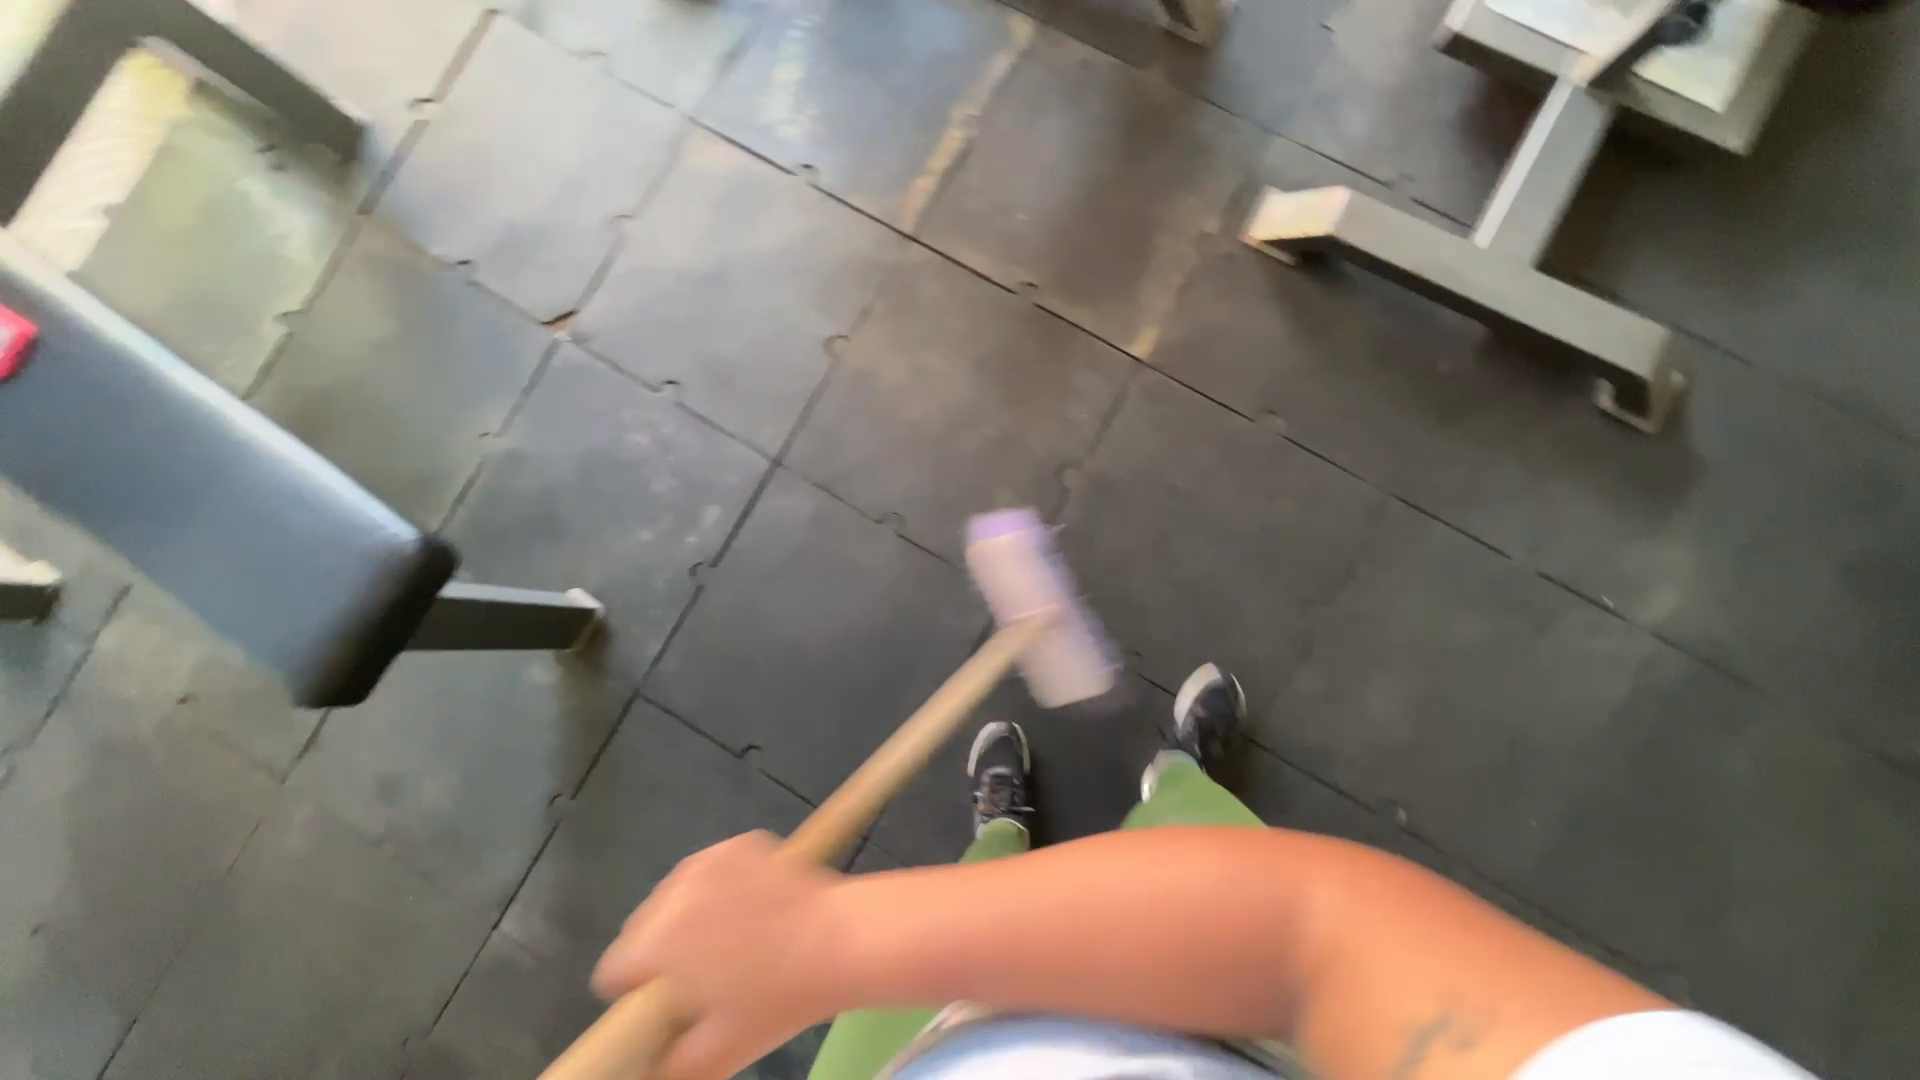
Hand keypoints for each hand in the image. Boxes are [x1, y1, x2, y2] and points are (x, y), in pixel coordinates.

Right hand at [593, 832, 852, 1079]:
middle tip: (701, 973)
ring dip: (686, 915)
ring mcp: (707, 861)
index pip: (613, 969)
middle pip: (641, 927)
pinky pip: (709, 869)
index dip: (635, 991)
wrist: (839, 940)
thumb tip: (646, 1068)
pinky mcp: (738, 844)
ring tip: (728, 938)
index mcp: (656, 944)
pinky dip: (718, 886)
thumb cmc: (777, 999)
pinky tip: (748, 907)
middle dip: (660, 950)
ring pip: (674, 895)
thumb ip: (668, 1068)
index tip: (663, 1002)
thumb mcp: (716, 1053)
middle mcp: (672, 895)